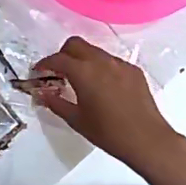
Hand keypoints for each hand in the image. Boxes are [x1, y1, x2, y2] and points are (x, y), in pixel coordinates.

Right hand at [30, 35, 185, 174]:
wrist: (147, 140)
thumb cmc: (107, 132)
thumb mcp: (75, 119)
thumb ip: (55, 103)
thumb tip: (42, 94)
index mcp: (84, 72)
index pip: (58, 59)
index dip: (44, 64)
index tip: (38, 72)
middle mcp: (102, 62)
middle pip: (76, 44)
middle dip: (63, 54)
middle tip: (58, 71)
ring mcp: (120, 65)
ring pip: (95, 51)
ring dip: (82, 59)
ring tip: (80, 79)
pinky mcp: (134, 71)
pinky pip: (111, 61)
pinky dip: (100, 67)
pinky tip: (101, 86)